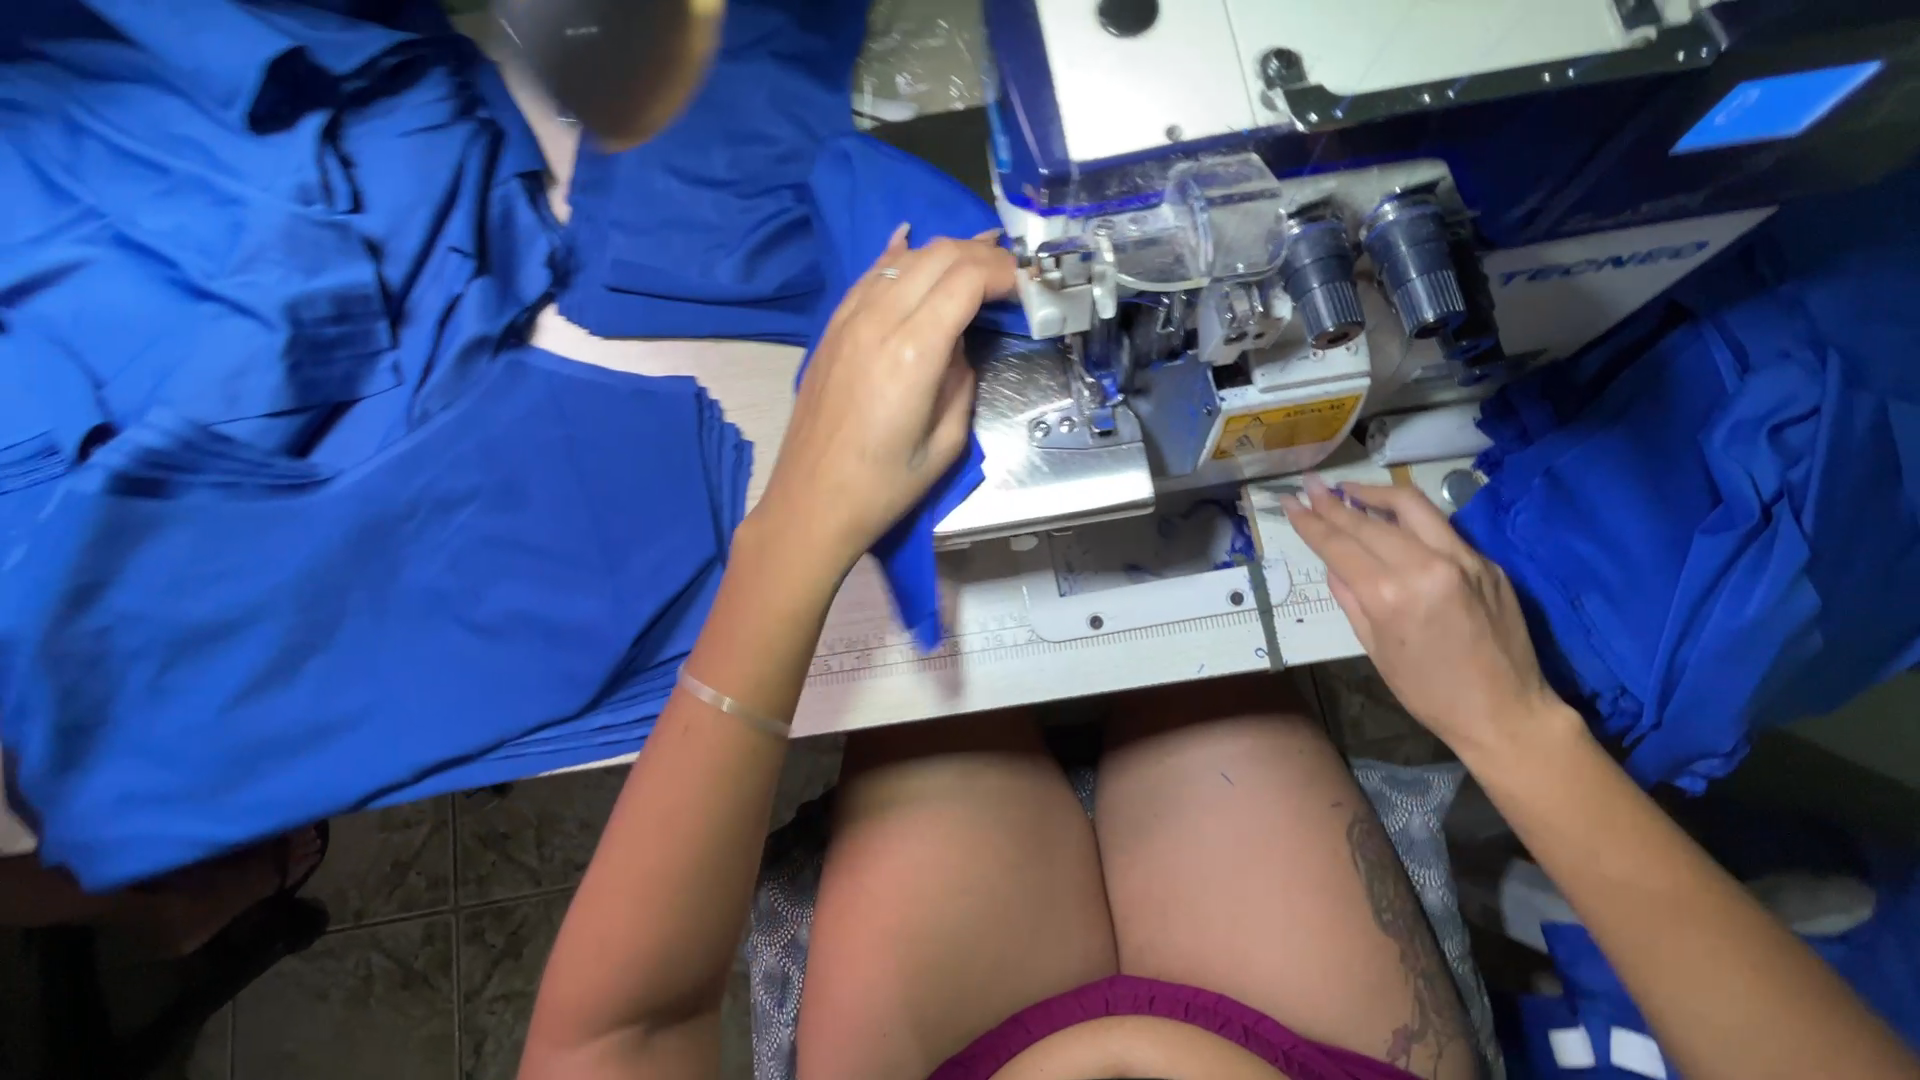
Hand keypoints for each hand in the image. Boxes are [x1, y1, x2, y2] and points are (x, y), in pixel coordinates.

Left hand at [754, 226, 1015, 572]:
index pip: (966, 279)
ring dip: (944, 252)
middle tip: (1009, 271)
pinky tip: (910, 244)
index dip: (1003, 272)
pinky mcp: (831, 329)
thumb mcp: (946, 443)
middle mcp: (877, 321)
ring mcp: (847, 320)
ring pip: (902, 258)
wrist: (811, 502)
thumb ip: (961, 381)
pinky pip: (869, 276)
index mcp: (912, 352)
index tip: (1026, 284)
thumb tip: (958, 347)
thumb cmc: (883, 487)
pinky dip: (898, 257)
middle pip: (937, 256)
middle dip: (981, 254)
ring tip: (976, 258)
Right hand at [1282, 476, 1584, 762]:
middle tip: (1311, 487)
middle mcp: (1426, 566)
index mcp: (1390, 595)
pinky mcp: (1487, 562)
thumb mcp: (1374, 649)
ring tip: (1349, 489)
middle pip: (1368, 522)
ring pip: (1411, 507)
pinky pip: (1441, 528)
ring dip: (1374, 494)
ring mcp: (1462, 559)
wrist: (1505, 710)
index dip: (1310, 522)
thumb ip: (1350, 598)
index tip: (1291, 502)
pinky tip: (1393, 519)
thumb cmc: (1427, 691)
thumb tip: (1335, 564)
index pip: (1339, 545)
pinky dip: (1410, 518)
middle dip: (1333, 503)